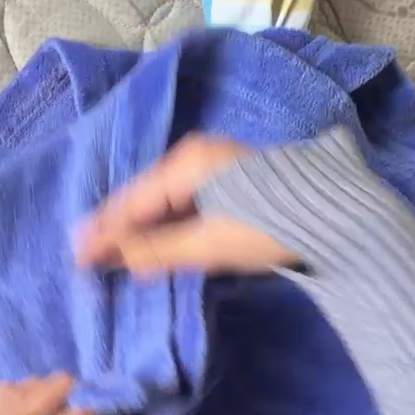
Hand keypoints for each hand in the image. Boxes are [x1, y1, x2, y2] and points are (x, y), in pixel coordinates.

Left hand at [0, 374, 103, 414]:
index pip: (88, 411)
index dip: (104, 407)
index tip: (108, 412)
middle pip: (63, 384)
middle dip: (77, 392)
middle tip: (79, 407)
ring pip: (36, 381)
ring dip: (50, 391)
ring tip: (50, 409)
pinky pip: (10, 388)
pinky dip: (24, 394)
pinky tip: (25, 411)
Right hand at [74, 134, 295, 273]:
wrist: (337, 212)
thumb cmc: (268, 226)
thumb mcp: (209, 244)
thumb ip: (158, 249)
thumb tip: (116, 257)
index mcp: (184, 166)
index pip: (130, 204)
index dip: (103, 232)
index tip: (77, 256)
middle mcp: (191, 157)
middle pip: (141, 197)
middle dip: (115, 226)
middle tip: (87, 253)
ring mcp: (209, 162)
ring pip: (158, 198)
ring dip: (137, 225)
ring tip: (112, 249)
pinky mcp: (224, 174)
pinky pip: (176, 197)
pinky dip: (160, 219)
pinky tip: (150, 237)